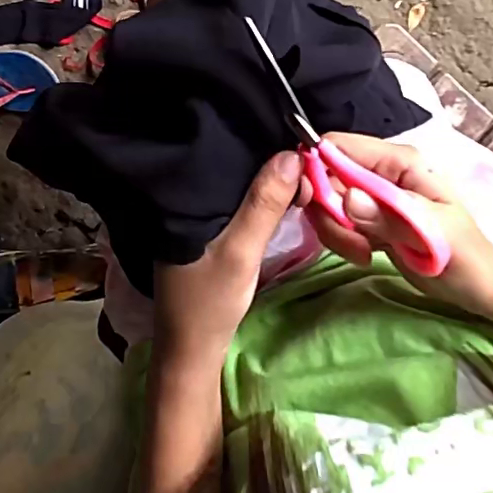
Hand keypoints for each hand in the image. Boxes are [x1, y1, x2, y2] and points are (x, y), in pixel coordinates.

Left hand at [153, 151, 303, 361]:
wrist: (193, 351)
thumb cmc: (211, 301)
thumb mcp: (242, 250)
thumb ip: (264, 205)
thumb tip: (292, 153)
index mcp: (186, 196)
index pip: (222, 152)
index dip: (259, 142)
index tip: (298, 141)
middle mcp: (188, 199)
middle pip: (232, 165)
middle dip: (266, 157)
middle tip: (306, 153)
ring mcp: (198, 216)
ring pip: (237, 184)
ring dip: (266, 178)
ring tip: (300, 169)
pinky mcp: (209, 230)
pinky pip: (238, 201)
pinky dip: (259, 196)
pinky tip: (280, 192)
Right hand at [302, 133, 492, 313]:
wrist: (479, 287)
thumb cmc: (465, 257)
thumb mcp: (433, 234)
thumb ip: (388, 214)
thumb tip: (348, 195)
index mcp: (399, 162)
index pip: (338, 147)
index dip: (318, 171)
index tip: (321, 208)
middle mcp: (382, 171)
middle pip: (326, 175)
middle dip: (328, 211)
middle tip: (352, 241)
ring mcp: (373, 194)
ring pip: (327, 201)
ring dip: (336, 230)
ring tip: (363, 252)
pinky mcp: (368, 216)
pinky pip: (337, 220)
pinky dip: (342, 240)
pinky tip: (365, 255)